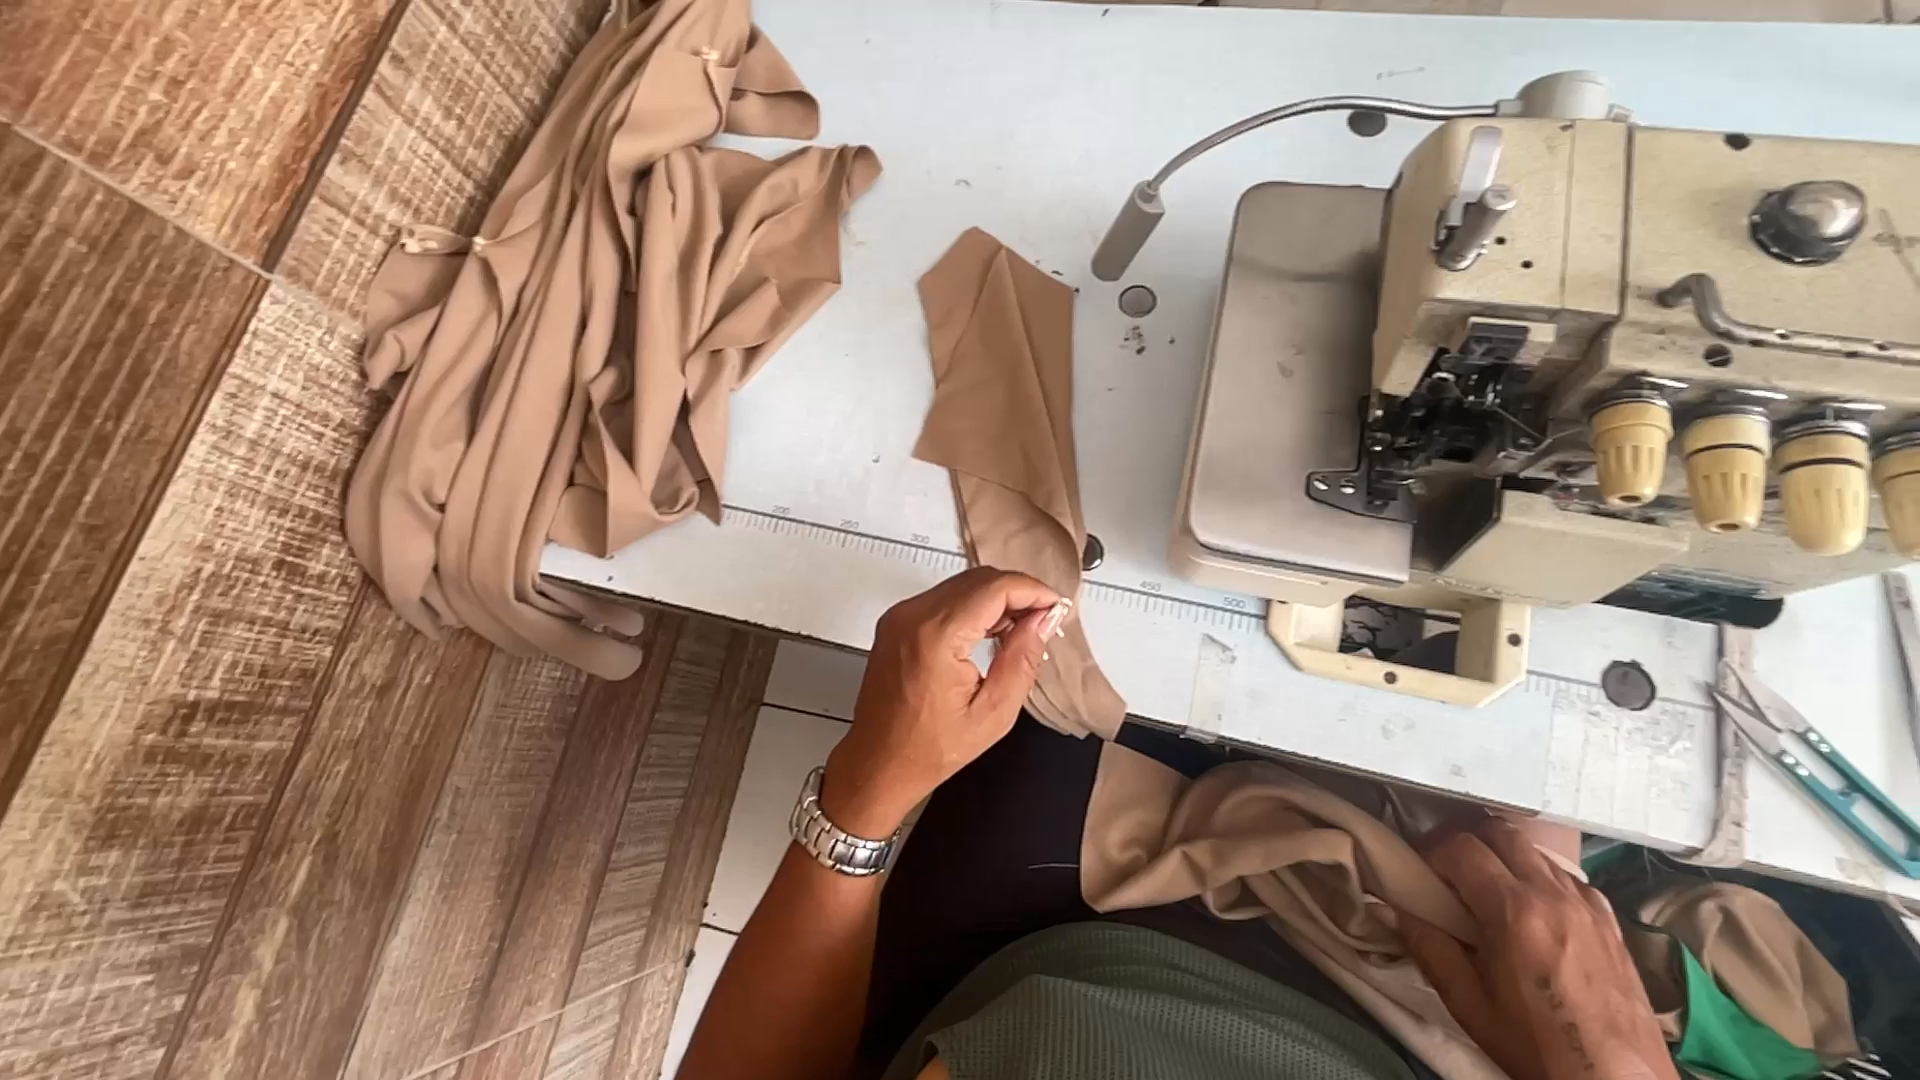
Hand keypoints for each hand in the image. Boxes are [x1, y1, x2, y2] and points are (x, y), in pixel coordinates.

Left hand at [821, 568, 1063, 836]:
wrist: (878, 763)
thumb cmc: (928, 749)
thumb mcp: (993, 713)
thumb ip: (1022, 658)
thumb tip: (1043, 621)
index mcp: (935, 637)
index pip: (994, 588)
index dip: (1032, 591)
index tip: (1054, 607)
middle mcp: (912, 616)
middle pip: (978, 579)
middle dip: (1017, 592)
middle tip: (1044, 619)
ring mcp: (900, 616)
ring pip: (962, 584)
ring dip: (996, 597)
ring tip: (1022, 629)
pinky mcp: (896, 622)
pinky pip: (944, 597)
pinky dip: (973, 605)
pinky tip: (991, 631)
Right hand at [1401, 818, 1676, 1079]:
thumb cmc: (1535, 1046)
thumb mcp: (1467, 1002)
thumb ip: (1426, 945)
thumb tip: (1391, 907)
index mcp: (1514, 911)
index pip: (1460, 846)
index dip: (1431, 852)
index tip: (1421, 874)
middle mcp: (1554, 896)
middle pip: (1500, 832)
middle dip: (1467, 843)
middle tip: (1450, 873)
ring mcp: (1589, 907)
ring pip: (1535, 850)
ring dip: (1505, 858)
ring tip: (1490, 892)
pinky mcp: (1612, 923)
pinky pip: (1569, 878)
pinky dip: (1542, 879)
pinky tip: (1534, 911)